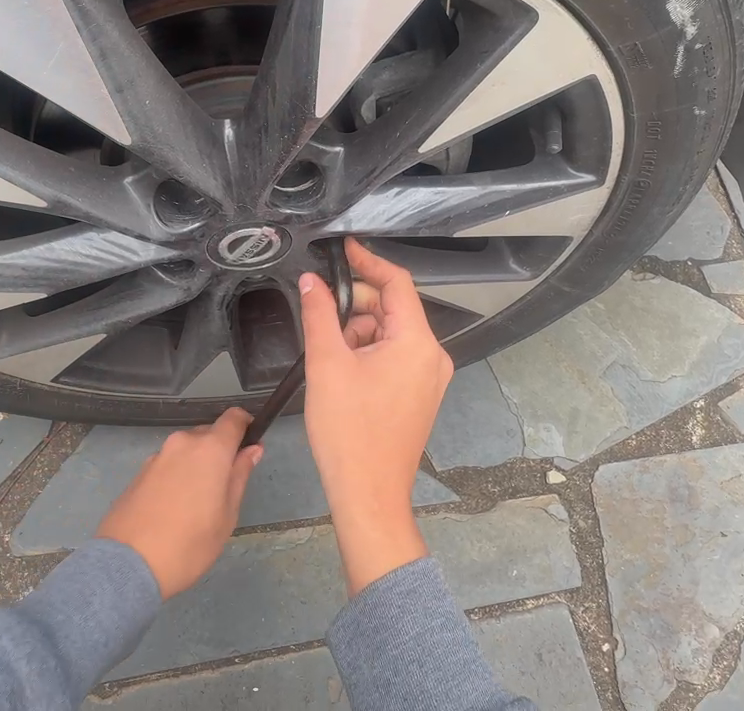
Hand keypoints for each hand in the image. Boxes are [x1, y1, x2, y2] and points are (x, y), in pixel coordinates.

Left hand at [95, 407, 263, 598]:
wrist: (128, 565)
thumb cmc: (190, 544)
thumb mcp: (227, 515)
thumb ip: (239, 476)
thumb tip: (252, 449)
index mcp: (210, 449)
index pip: (233, 418)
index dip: (245, 424)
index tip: (250, 443)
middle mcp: (183, 443)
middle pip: (209, 434)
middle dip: (220, 451)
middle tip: (223, 486)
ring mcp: (157, 456)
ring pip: (186, 450)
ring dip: (196, 464)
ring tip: (196, 502)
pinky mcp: (139, 472)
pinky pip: (167, 464)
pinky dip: (176, 475)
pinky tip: (172, 508)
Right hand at [298, 238, 453, 595]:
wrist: (368, 495)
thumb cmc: (348, 432)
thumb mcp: (326, 365)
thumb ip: (318, 314)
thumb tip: (311, 281)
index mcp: (417, 342)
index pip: (397, 283)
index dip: (368, 261)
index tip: (342, 249)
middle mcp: (432, 355)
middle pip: (392, 308)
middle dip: (355, 308)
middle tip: (321, 320)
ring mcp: (429, 377)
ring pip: (390, 333)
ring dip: (358, 334)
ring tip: (330, 362)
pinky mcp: (420, 394)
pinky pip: (394, 356)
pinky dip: (368, 353)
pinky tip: (344, 374)